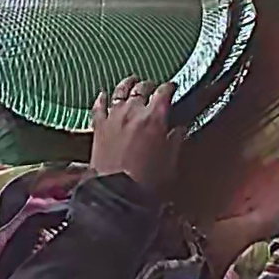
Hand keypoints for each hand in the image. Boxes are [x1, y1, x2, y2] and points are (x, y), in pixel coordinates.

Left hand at [90, 78, 181, 193]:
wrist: (114, 196)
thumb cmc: (145, 182)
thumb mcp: (170, 161)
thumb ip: (176, 141)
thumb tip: (180, 129)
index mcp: (154, 117)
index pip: (164, 91)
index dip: (170, 87)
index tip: (172, 89)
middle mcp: (133, 111)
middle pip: (142, 87)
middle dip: (150, 86)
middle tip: (154, 88)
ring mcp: (114, 117)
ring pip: (120, 90)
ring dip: (128, 84)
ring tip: (132, 82)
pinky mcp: (98, 127)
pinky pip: (99, 105)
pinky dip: (102, 98)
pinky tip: (104, 94)